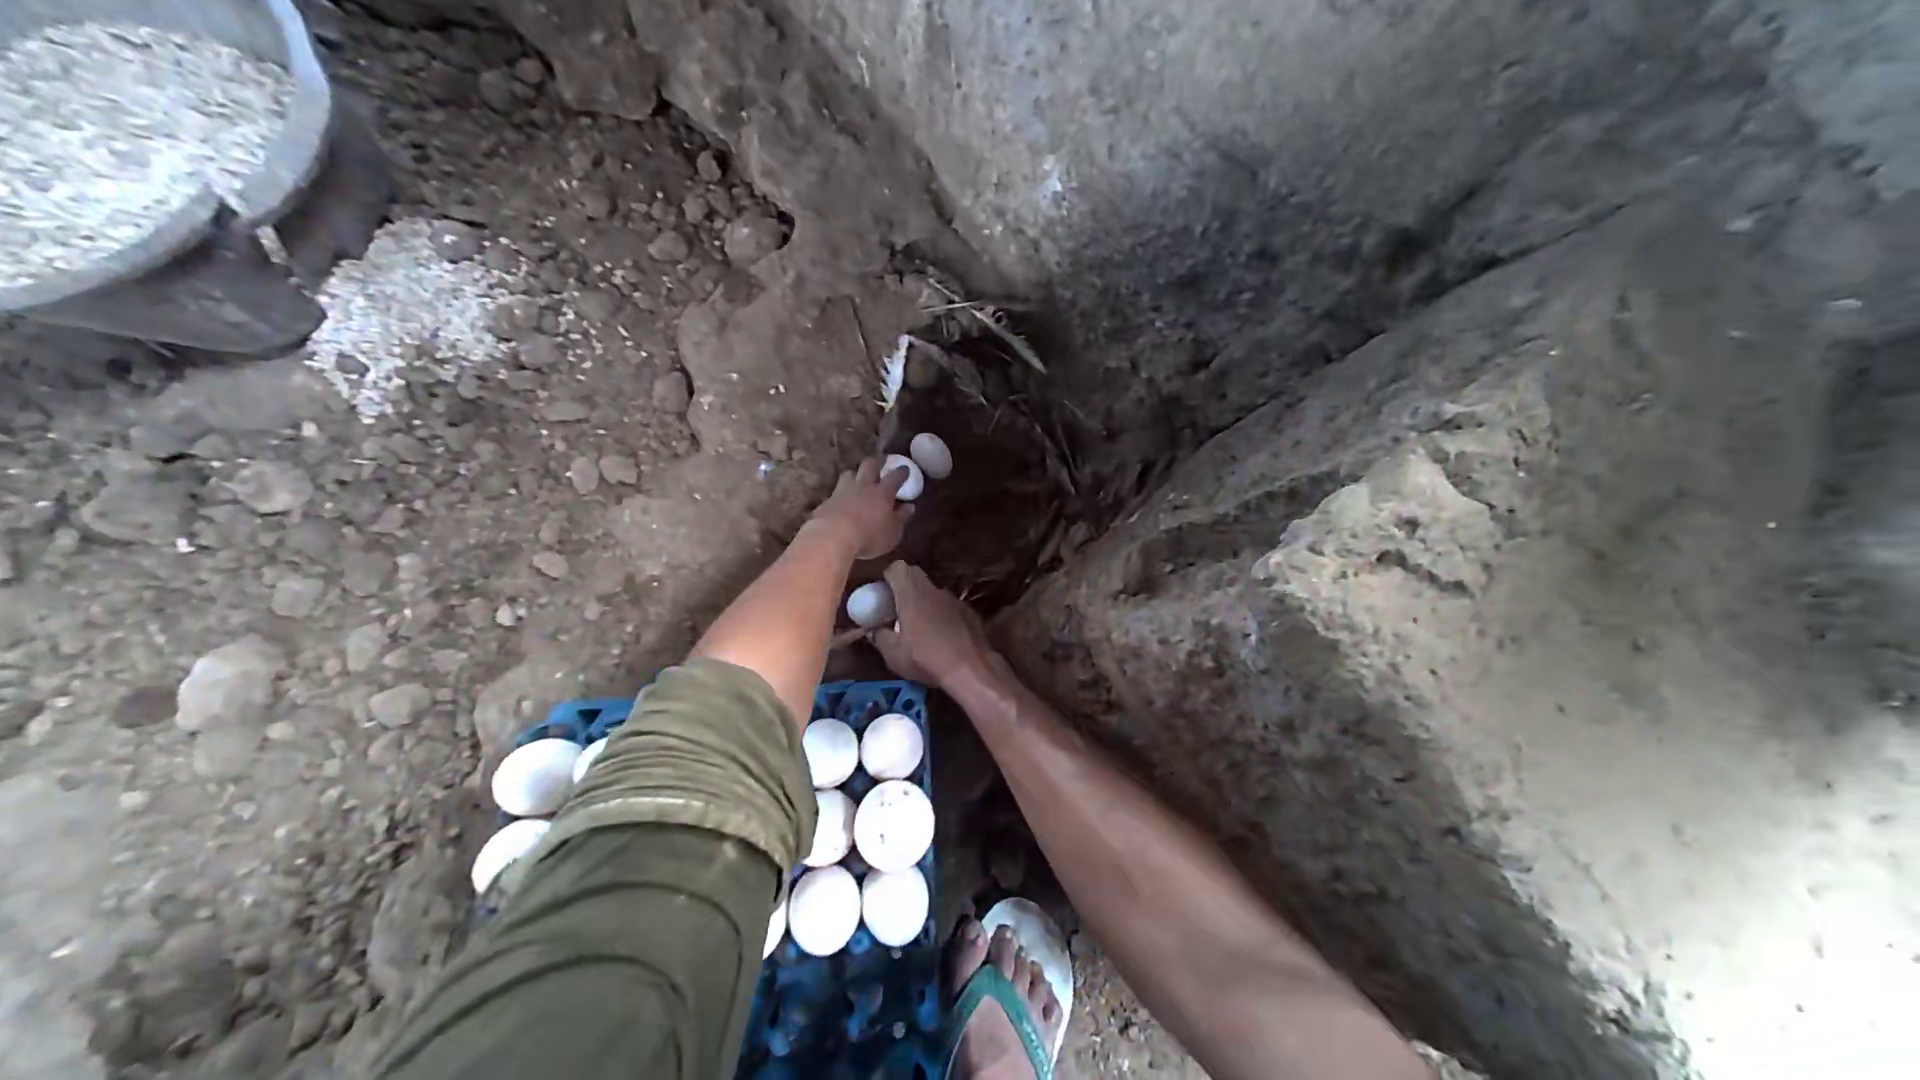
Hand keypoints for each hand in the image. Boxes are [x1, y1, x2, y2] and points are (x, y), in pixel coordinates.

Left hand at [808, 457, 913, 559]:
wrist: (832, 538)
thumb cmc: (869, 537)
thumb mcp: (893, 533)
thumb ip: (901, 518)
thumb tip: (909, 507)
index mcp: (882, 493)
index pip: (895, 477)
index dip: (901, 472)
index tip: (905, 470)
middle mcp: (863, 486)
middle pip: (869, 465)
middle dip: (876, 463)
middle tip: (879, 466)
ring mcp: (842, 491)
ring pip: (849, 474)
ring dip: (855, 476)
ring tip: (858, 482)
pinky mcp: (827, 501)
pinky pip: (836, 493)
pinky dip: (841, 496)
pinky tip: (842, 504)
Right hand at [873, 562, 999, 689]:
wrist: (971, 669)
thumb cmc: (926, 659)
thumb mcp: (893, 654)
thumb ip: (879, 637)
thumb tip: (872, 630)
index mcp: (912, 593)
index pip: (897, 568)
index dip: (887, 576)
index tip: (882, 592)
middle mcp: (934, 589)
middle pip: (915, 576)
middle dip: (904, 587)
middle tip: (897, 607)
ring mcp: (954, 599)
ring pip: (933, 591)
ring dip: (924, 600)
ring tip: (919, 623)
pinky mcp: (969, 611)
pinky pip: (949, 605)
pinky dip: (942, 613)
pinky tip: (942, 633)